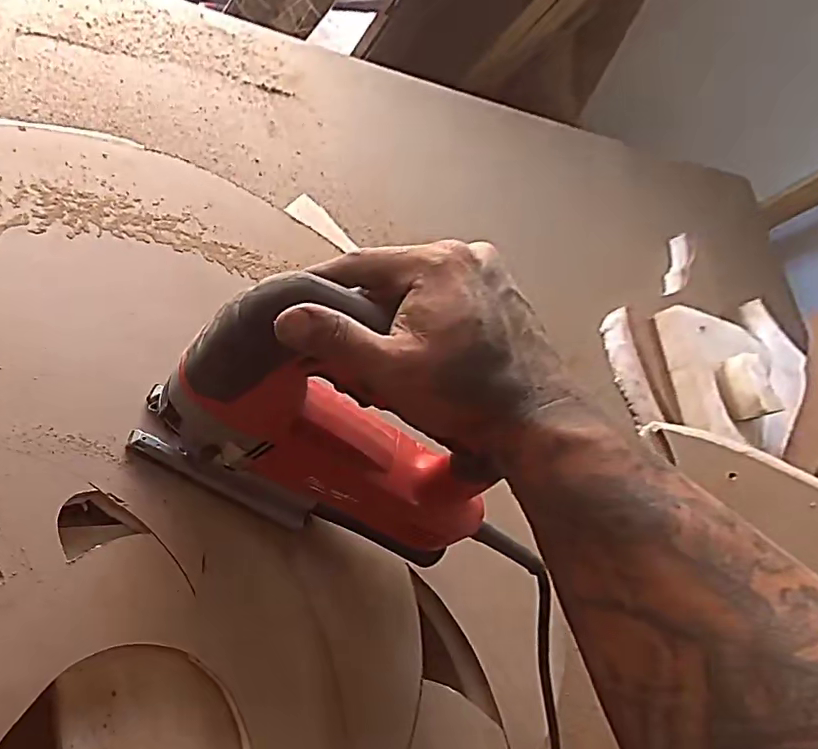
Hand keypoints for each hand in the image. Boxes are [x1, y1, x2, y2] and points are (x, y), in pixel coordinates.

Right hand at [273, 241, 593, 466]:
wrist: (530, 422)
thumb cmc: (464, 394)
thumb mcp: (386, 367)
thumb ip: (334, 338)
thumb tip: (287, 317)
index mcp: (437, 263)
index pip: (356, 264)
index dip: (317, 284)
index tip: (291, 303)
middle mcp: (466, 257)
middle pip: (385, 279)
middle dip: (353, 313)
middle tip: (328, 347)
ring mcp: (486, 277)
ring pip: (409, 293)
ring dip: (382, 322)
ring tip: (369, 361)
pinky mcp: (495, 300)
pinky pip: (435, 303)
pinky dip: (411, 325)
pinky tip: (405, 357)